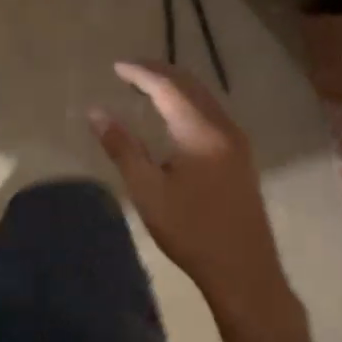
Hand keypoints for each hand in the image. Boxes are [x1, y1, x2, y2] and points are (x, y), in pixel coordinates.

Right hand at [89, 61, 291, 314]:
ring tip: (145, 87)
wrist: (245, 274)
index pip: (167, 87)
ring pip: (203, 97)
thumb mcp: (147, 190)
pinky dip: (187, 101)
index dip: (140, 73)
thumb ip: (122, 147)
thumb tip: (95, 112)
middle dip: (158, 72)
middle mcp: (224, 128)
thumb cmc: (191, 232)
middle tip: (128, 70)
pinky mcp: (241, 158)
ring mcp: (237, 143)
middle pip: (189, 85)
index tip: (115, 67)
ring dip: (174, 86)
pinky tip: (173, 115)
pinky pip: (211, 112)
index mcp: (201, 132)